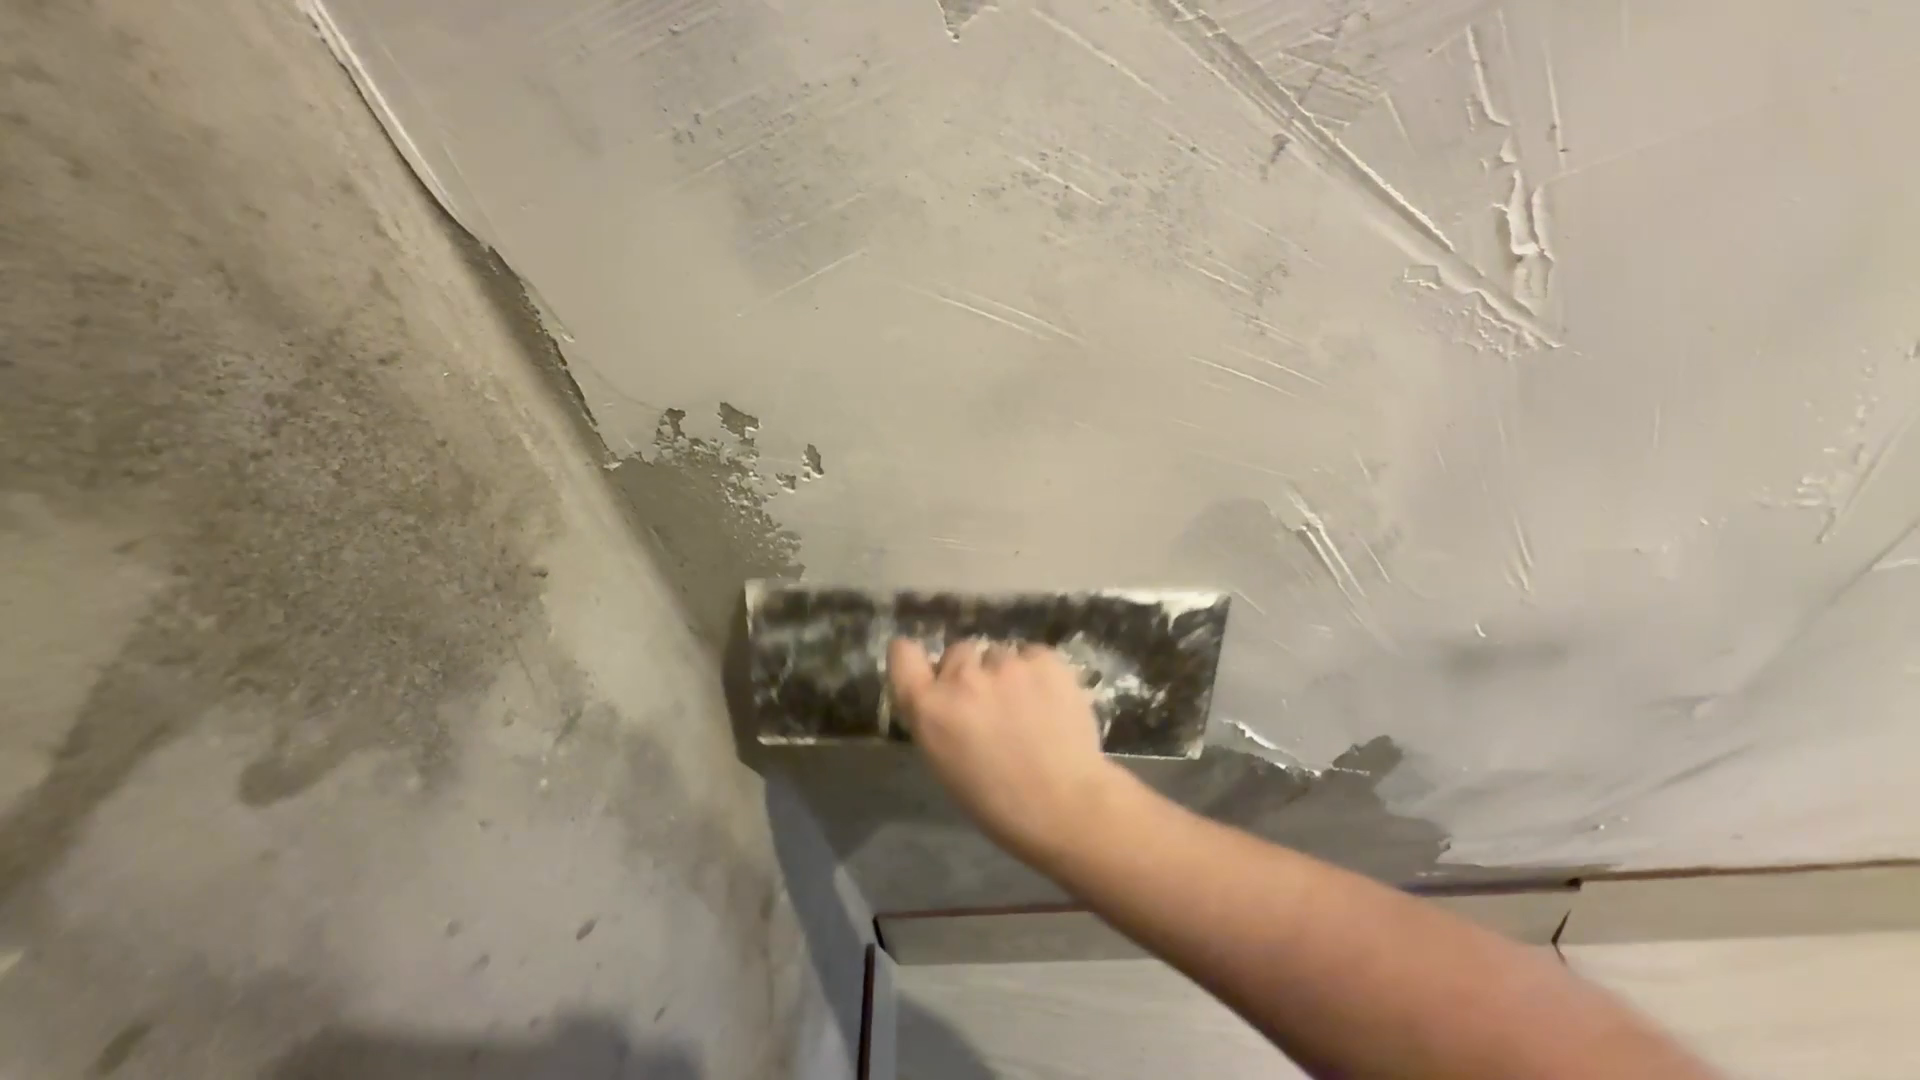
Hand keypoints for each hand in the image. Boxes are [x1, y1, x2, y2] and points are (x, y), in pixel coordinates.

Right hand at [887, 638, 1127, 864]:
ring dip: (1007, 673)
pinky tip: (1050, 702)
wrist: (1064, 806)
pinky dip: (1038, 672)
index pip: (903, 655)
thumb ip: (938, 719)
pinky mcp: (1044, 660)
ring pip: (999, 654)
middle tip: (991, 705)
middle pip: (958, 652)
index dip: (913, 657)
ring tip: (1028, 707)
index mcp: (928, 708)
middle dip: (970, 672)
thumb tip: (948, 698)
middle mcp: (961, 677)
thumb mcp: (944, 763)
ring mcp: (1005, 664)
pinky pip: (1033, 654)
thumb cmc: (997, 802)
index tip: (927, 669)